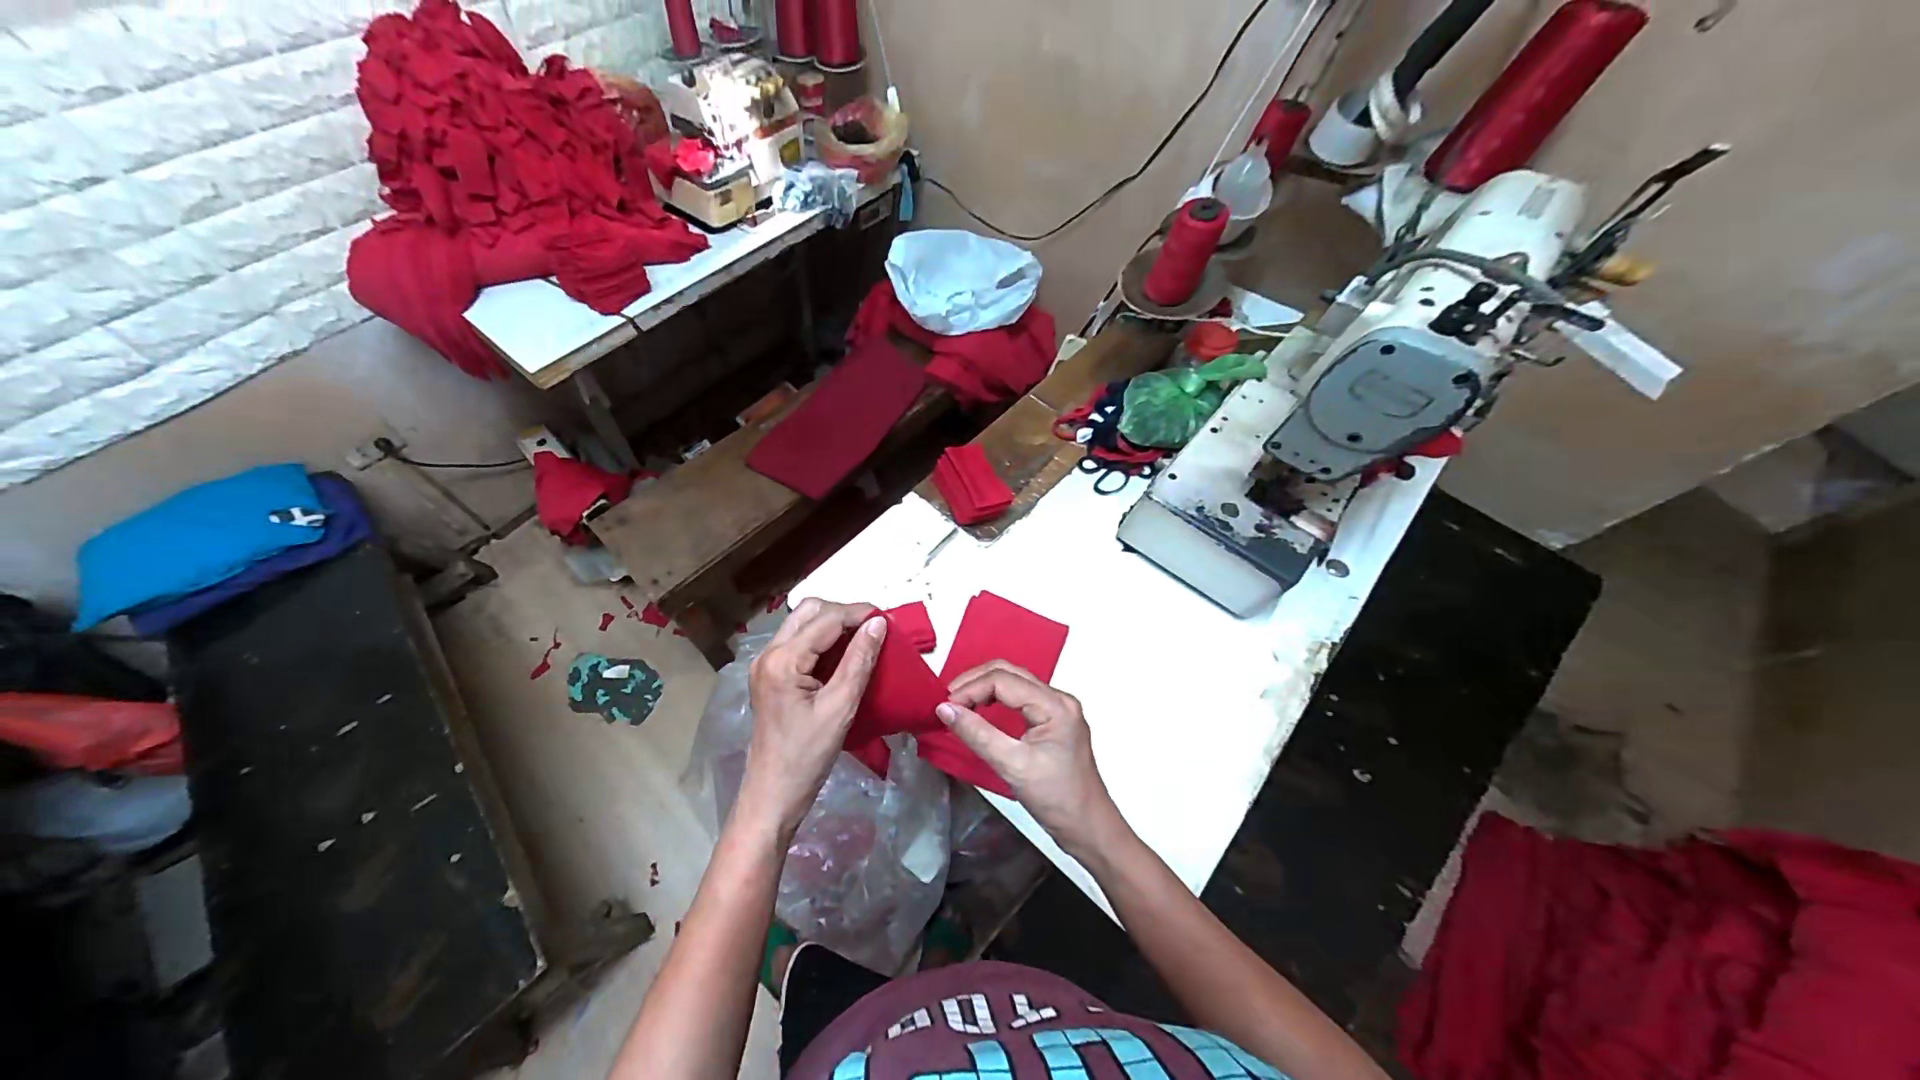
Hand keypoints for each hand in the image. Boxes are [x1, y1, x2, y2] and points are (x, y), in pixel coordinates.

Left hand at [738, 598, 885, 835]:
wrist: (773, 794)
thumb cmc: (807, 757)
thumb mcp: (840, 707)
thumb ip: (859, 661)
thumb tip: (878, 624)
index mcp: (783, 660)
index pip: (826, 619)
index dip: (859, 613)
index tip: (889, 619)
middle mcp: (768, 653)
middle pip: (809, 611)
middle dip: (844, 613)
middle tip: (874, 628)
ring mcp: (765, 664)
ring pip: (802, 623)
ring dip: (832, 624)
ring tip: (863, 638)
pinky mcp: (769, 676)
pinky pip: (797, 641)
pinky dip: (821, 639)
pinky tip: (843, 653)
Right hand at [936, 661, 1131, 860]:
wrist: (1089, 828)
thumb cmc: (1057, 799)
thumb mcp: (1013, 766)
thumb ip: (977, 734)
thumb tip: (944, 709)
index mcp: (1055, 705)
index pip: (1003, 679)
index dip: (970, 688)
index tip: (944, 708)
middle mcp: (1058, 699)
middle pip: (1009, 672)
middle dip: (974, 682)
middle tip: (946, 701)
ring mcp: (1056, 710)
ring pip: (1013, 682)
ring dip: (983, 688)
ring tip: (957, 705)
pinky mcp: (1052, 722)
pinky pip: (1018, 698)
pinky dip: (994, 699)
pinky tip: (978, 711)